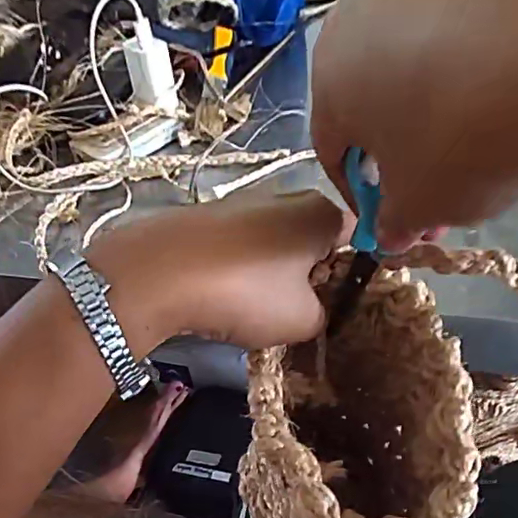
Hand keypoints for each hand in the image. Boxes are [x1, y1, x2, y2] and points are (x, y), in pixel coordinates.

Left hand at [85, 190, 352, 349]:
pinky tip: (229, 299)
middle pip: (317, 242)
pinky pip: (245, 251)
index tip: (345, 306)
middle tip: (304, 314)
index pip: (359, 240)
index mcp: (322, 212)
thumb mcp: (302, 320)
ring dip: (277, 279)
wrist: (158, 273)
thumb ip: (324, 315)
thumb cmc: (246, 293)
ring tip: (261, 313)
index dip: (357, 275)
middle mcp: (288, 197)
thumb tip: (315, 310)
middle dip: (315, 278)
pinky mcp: (211, 219)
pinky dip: (245, 274)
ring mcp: (245, 203)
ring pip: (279, 248)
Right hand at [310, 0, 517, 249]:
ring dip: (441, 95)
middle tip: (440, 183)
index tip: (389, 217)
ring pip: (422, 47)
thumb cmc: (462, 140)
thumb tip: (390, 231)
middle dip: (404, 145)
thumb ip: (395, 222)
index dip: (361, 193)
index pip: (333, 148)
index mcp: (331, 74)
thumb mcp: (421, 206)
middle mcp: (365, 3)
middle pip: (377, 93)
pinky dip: (484, 51)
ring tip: (487, 129)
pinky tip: (517, 79)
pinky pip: (474, 12)